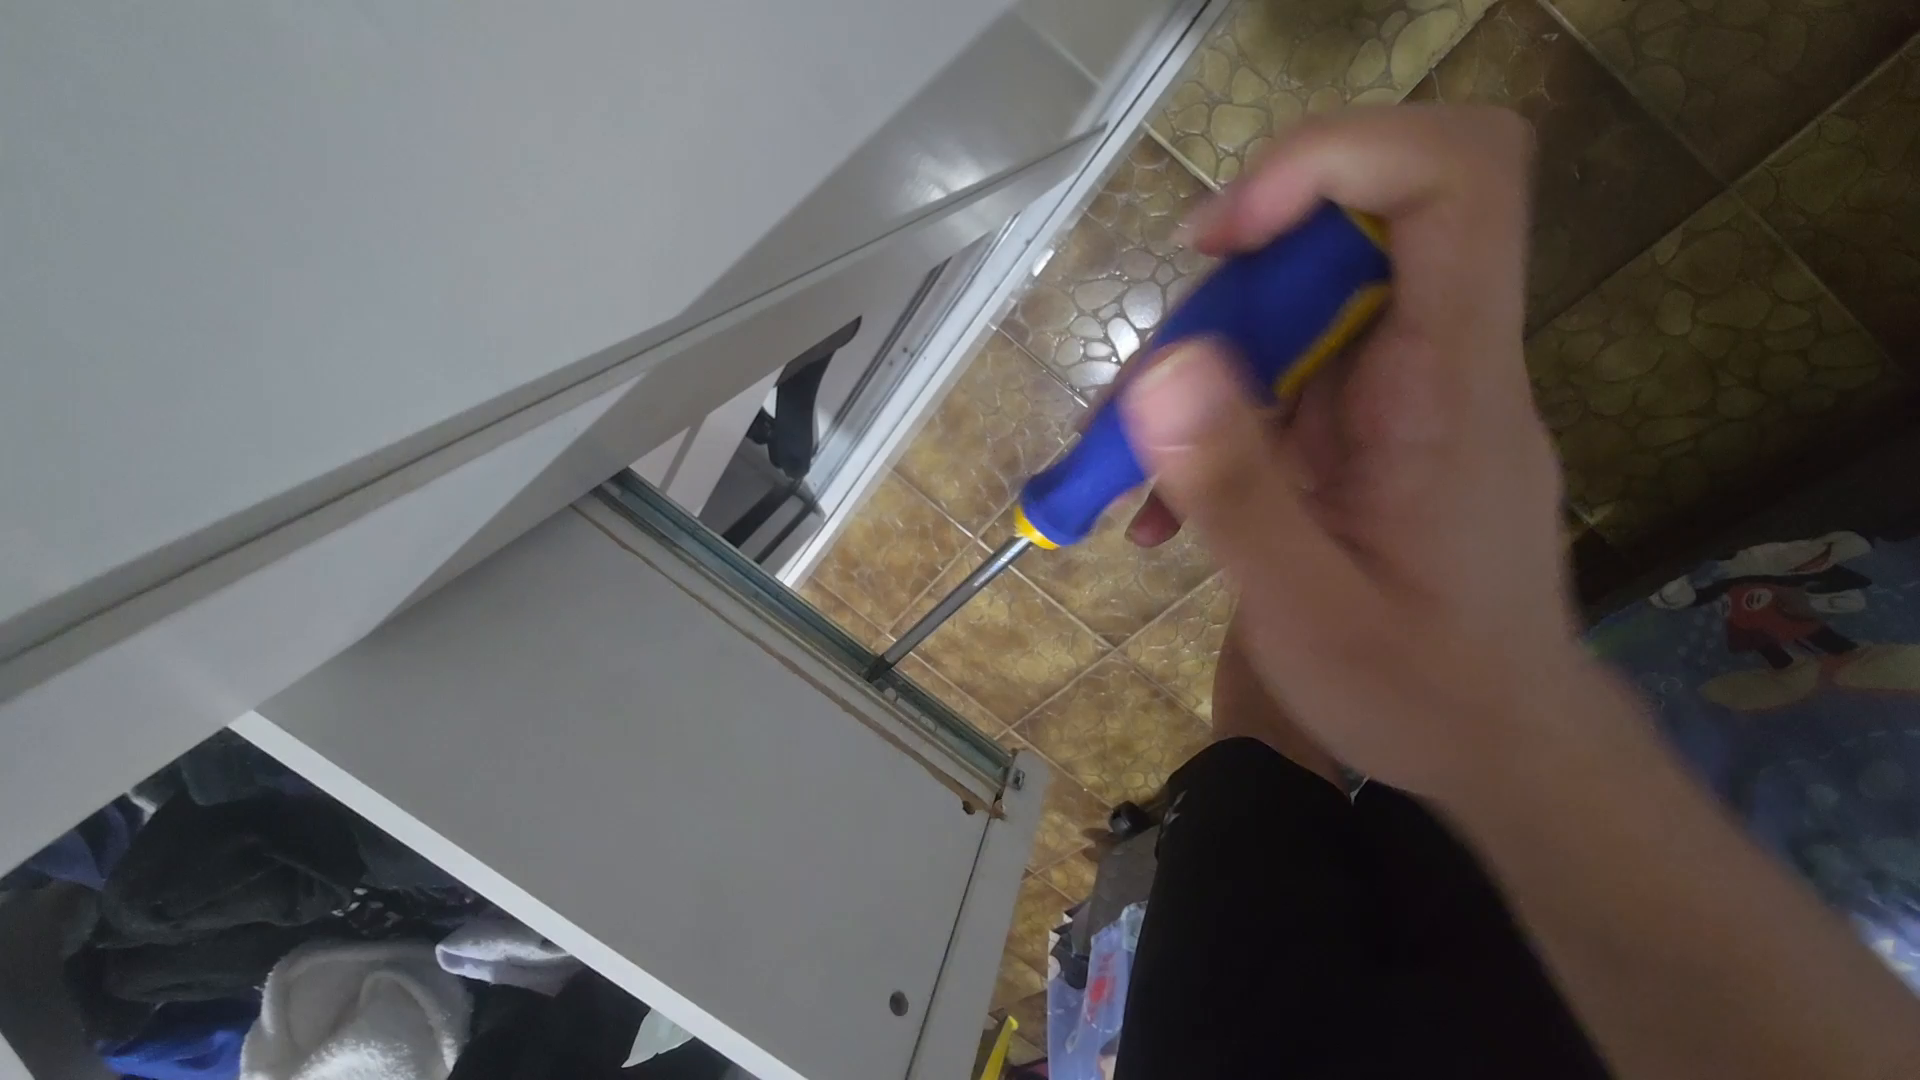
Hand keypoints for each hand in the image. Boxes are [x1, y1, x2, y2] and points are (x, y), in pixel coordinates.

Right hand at [1119, 105, 1596, 798]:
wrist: (1503, 750)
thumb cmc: (1422, 694)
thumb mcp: (1306, 608)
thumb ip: (1235, 489)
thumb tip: (1161, 371)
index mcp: (1448, 390)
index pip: (1453, 182)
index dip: (1332, 161)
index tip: (1221, 239)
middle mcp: (1437, 369)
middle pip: (1338, 246)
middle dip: (1217, 306)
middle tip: (1135, 401)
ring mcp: (1404, 402)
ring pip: (1293, 324)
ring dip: (1196, 381)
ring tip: (1124, 473)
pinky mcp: (1373, 438)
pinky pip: (1285, 395)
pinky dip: (1214, 432)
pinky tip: (1164, 514)